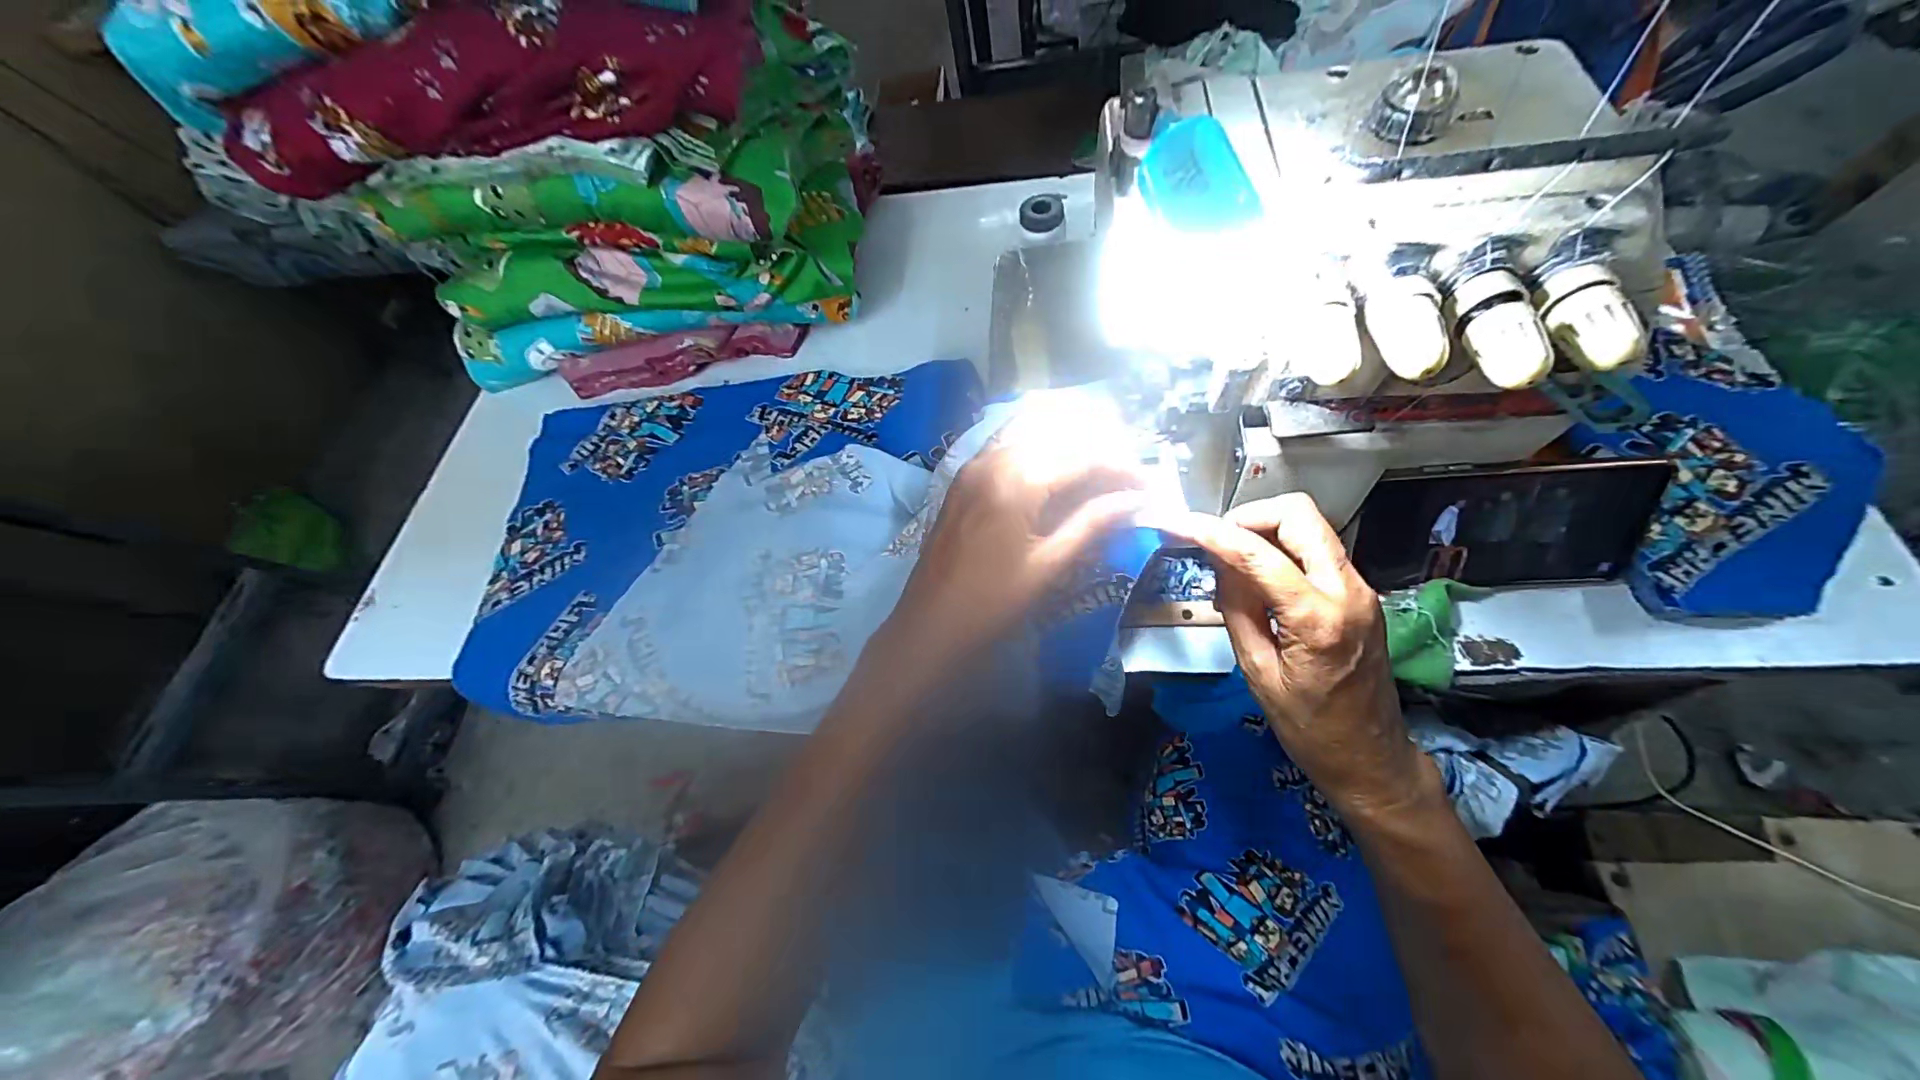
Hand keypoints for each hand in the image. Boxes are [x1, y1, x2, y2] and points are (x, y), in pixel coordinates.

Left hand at [885, 430, 1145, 667]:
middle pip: (1055, 442)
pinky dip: (1035, 458)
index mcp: (1016, 480)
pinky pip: (1005, 454)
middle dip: (1096, 457)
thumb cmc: (992, 603)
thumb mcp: (1049, 566)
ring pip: (1029, 443)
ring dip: (1065, 453)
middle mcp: (992, 462)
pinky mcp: (960, 484)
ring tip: (1097, 479)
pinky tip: (1052, 478)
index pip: (1082, 459)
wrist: (928, 627)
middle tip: (1126, 482)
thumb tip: (1136, 500)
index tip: (1150, 486)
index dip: (1122, 470)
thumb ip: (1093, 525)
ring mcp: (971, 470)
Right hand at [1154, 493, 1437, 818]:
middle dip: (1248, 516)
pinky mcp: (1360, 594)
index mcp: (1318, 618)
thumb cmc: (1310, 728)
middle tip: (1215, 541)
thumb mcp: (1258, 672)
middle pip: (1297, 513)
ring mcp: (1360, 589)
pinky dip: (1281, 548)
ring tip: (1231, 562)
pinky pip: (1316, 549)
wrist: (1372, 758)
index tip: (1177, 523)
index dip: (1211, 532)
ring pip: (1309, 525)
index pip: (1257, 553)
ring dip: (1264, 530)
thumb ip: (1238, 609)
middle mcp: (1348, 591)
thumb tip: (1220, 563)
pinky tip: (1257, 578)